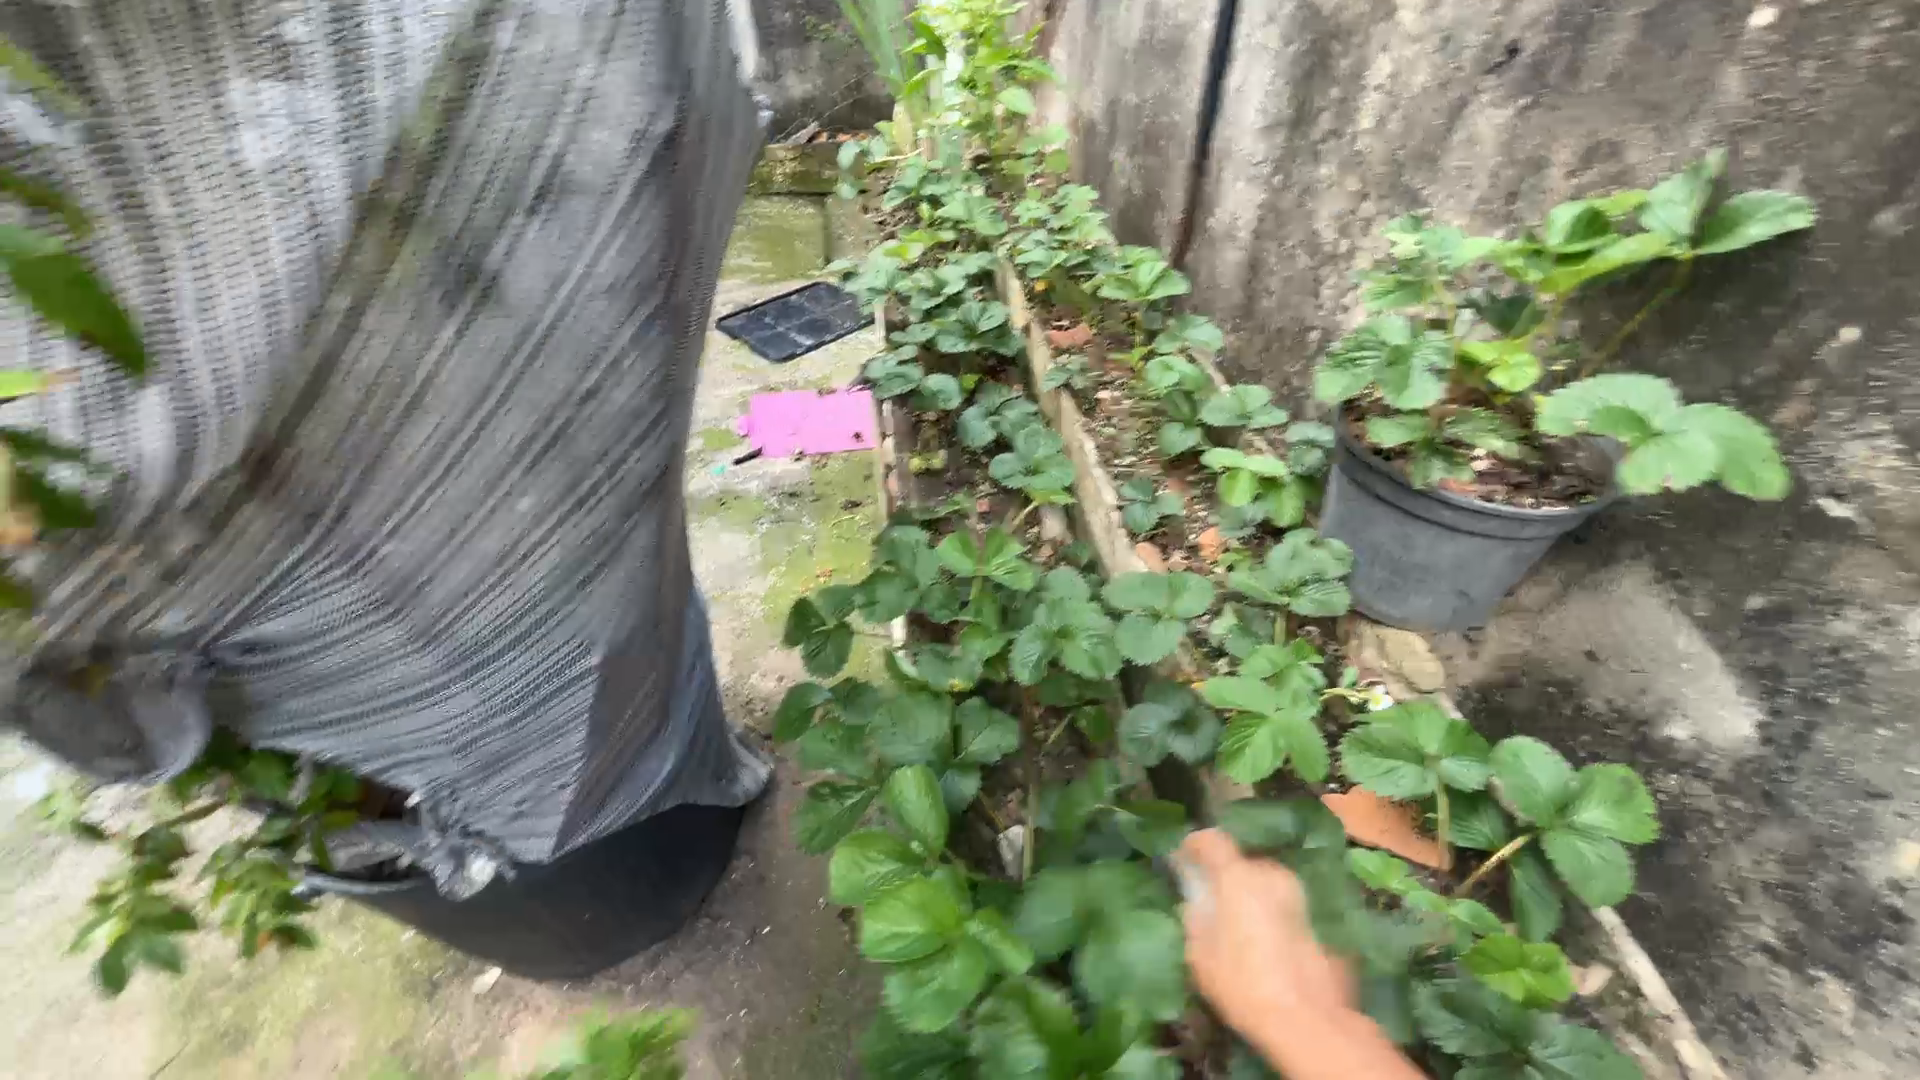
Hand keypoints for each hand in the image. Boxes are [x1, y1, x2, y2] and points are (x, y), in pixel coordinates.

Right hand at [1175, 829, 1352, 1035]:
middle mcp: (1270, 876)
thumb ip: (1194, 920)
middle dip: (1225, 875)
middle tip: (1212, 899)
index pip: (1213, 839)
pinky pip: (1281, 904)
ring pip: (1265, 882)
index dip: (1195, 844)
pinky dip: (1269, 911)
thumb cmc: (1243, 984)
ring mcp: (1298, 897)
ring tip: (1238, 922)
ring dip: (1250, 893)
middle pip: (1241, 862)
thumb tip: (1194, 904)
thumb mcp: (1200, 956)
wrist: (1309, 1022)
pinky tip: (1262, 940)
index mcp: (1237, 877)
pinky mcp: (1315, 920)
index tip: (1183, 858)